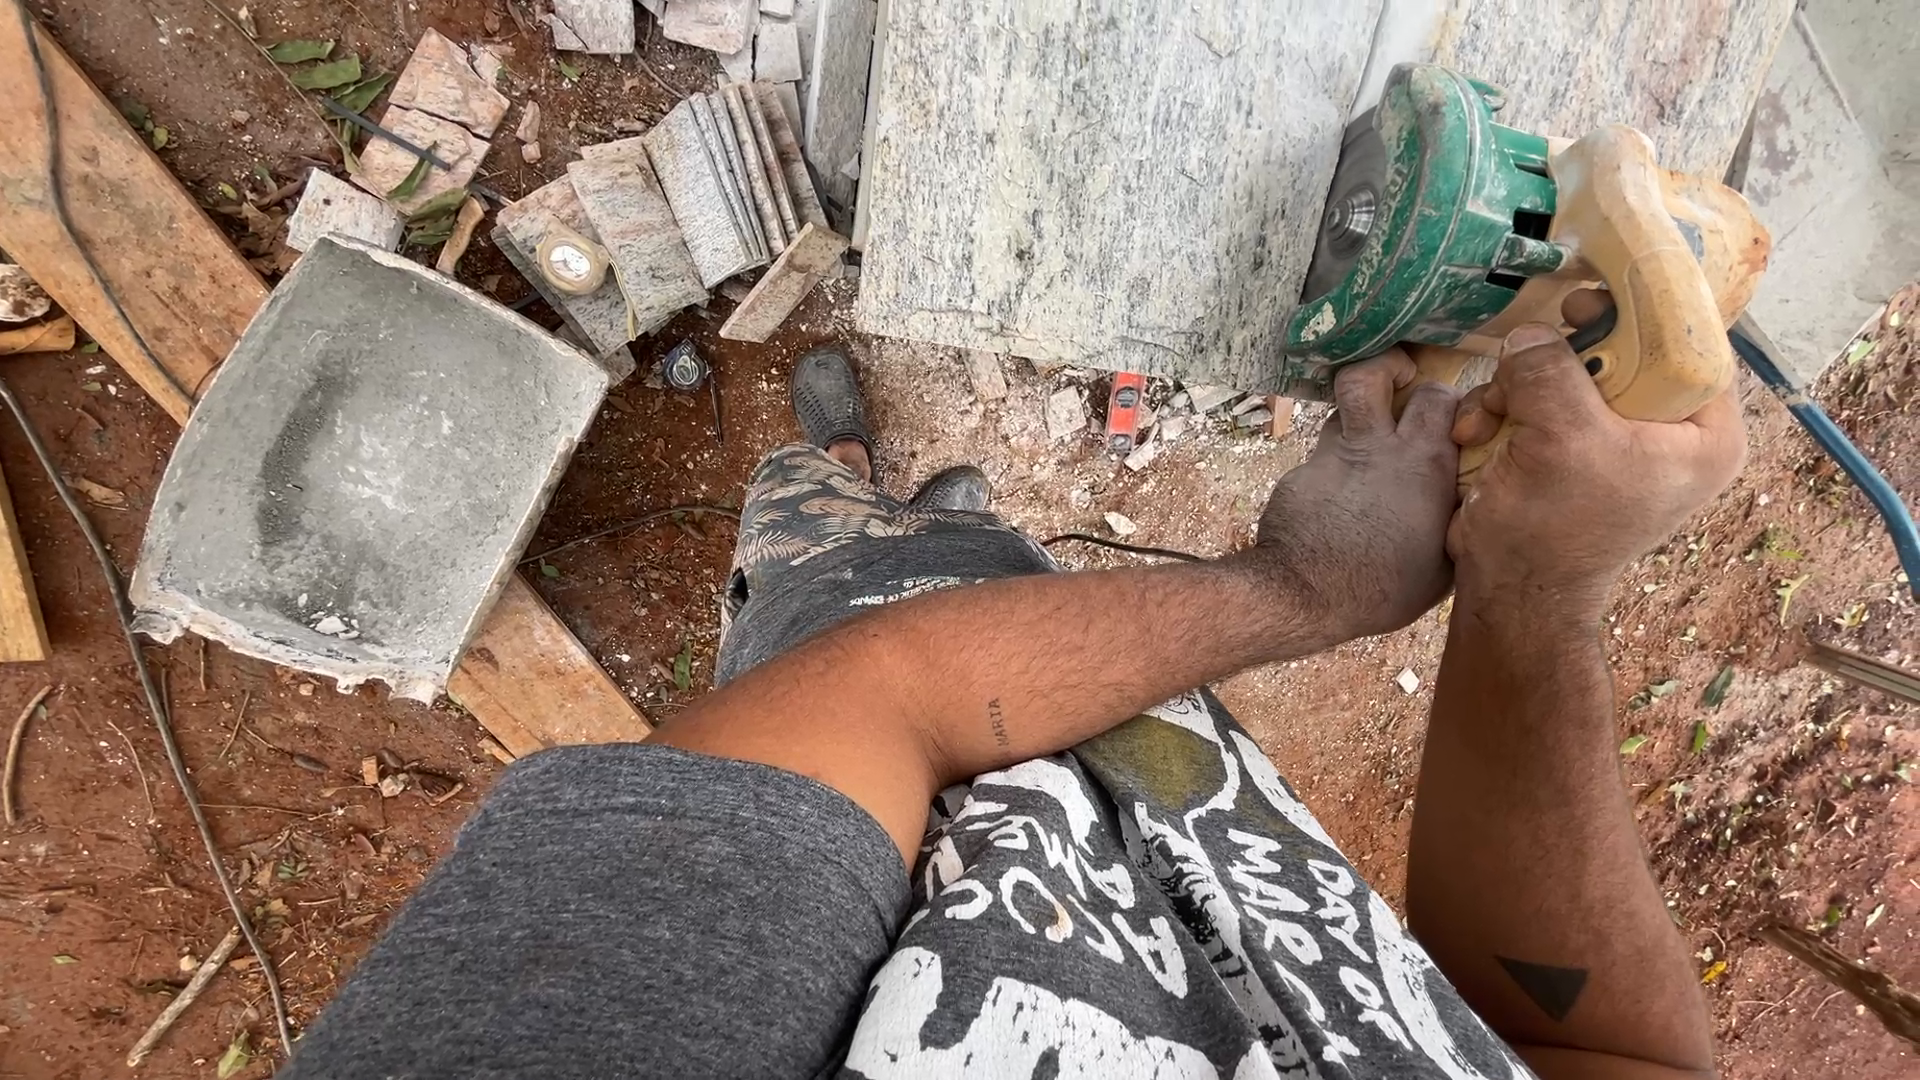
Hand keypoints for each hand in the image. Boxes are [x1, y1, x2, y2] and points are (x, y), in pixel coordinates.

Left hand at [1251, 350, 1461, 642]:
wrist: (1307, 595)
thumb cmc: (1385, 586)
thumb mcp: (1446, 558)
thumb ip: (1458, 515)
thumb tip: (1467, 504)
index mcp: (1423, 461)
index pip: (1438, 395)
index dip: (1439, 393)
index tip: (1440, 406)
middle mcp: (1373, 447)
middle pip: (1367, 375)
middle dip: (1382, 367)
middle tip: (1393, 383)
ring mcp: (1327, 458)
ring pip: (1339, 414)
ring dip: (1354, 421)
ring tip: (1364, 448)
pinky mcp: (1295, 477)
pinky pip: (1316, 461)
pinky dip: (1328, 473)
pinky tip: (1330, 504)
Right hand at [1449, 322, 1746, 613]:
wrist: (1504, 587)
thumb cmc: (1552, 527)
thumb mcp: (1562, 441)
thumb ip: (1550, 375)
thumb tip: (1527, 335)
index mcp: (1697, 434)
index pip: (1685, 348)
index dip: (1634, 318)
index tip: (1582, 301)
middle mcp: (1656, 434)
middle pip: (1608, 361)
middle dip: (1548, 368)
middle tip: (1515, 368)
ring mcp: (1600, 445)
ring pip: (1554, 382)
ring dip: (1506, 396)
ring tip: (1479, 425)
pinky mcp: (1553, 454)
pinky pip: (1526, 409)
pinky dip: (1493, 416)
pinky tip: (1471, 436)